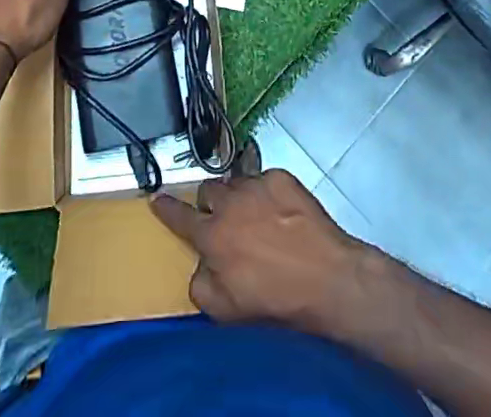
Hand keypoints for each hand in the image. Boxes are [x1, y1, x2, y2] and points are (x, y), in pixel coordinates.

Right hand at [151, 167, 403, 337]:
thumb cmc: (278, 300)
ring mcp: (255, 187)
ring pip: (236, 183)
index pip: (178, 216)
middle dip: (212, 203)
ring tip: (258, 216)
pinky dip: (270, 192)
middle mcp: (228, 204)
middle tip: (227, 220)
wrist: (333, 281)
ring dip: (240, 196)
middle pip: (207, 192)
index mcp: (211, 235)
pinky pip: (266, 179)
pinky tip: (285, 212)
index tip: (157, 199)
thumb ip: (200, 287)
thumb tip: (198, 270)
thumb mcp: (227, 311)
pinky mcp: (282, 179)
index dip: (165, 208)